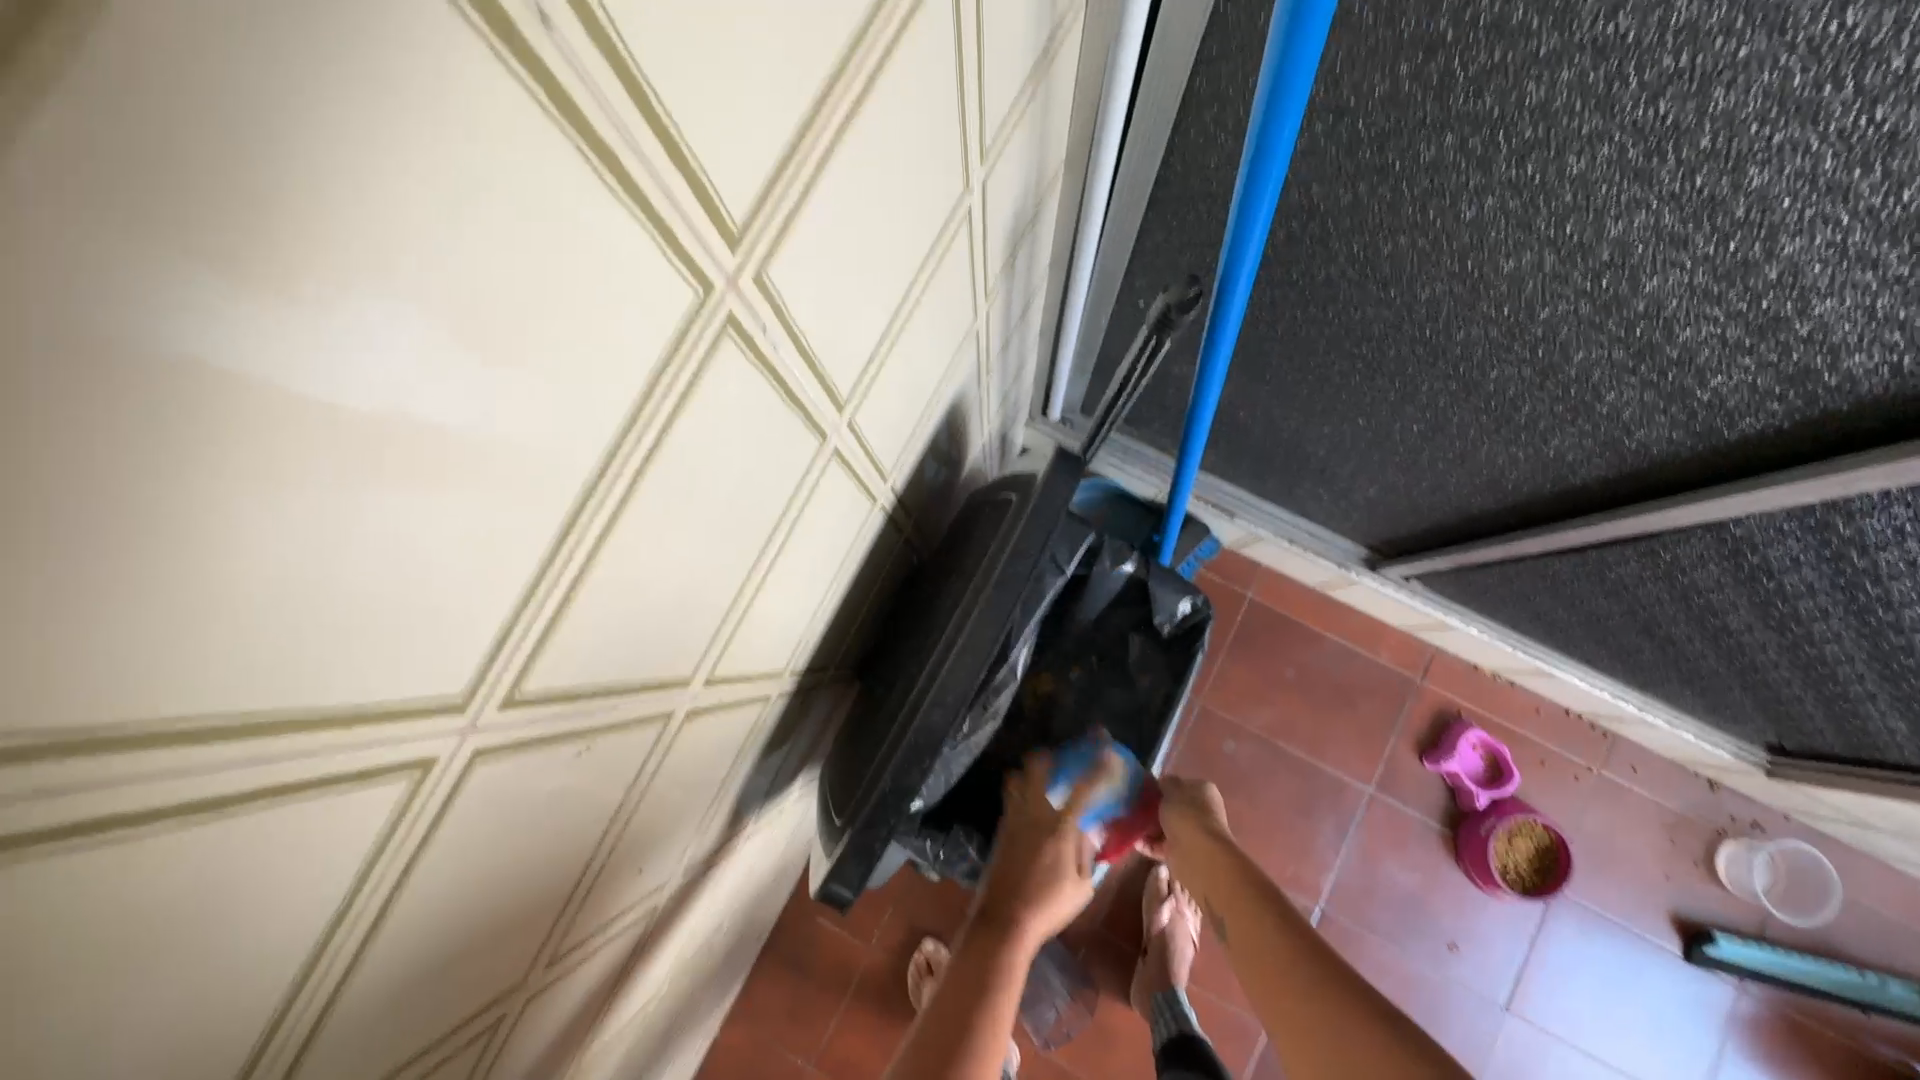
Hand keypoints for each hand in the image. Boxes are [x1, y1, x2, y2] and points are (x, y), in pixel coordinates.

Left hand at [971, 751, 1099, 948]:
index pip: (1083, 789)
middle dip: (1050, 756)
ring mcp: (1012, 818)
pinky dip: (1019, 791)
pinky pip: (1009, 797)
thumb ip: (1087, 853)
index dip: (1098, 768)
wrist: (1004, 920)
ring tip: (1041, 778)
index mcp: (1059, 827)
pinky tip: (1029, 804)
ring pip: (1015, 777)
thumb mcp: (1082, 886)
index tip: (1108, 752)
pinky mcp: (1000, 829)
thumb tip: (1089, 831)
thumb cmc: (1049, 906)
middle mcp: (1034, 814)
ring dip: (1028, 771)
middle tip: (1062, 759)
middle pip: (1037, 767)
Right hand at [1135, 775, 1230, 864]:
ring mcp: (1193, 833)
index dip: (1164, 787)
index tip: (1146, 790)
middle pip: (1174, 808)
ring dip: (1150, 828)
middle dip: (1155, 809)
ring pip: (1167, 827)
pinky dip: (1149, 844)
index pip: (1183, 786)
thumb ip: (1166, 782)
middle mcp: (1202, 812)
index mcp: (1203, 791)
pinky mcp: (1183, 853)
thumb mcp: (1172, 789)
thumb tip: (1163, 781)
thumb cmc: (1186, 813)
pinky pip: (1162, 845)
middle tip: (1136, 807)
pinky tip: (1136, 842)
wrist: (1197, 853)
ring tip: (1131, 824)